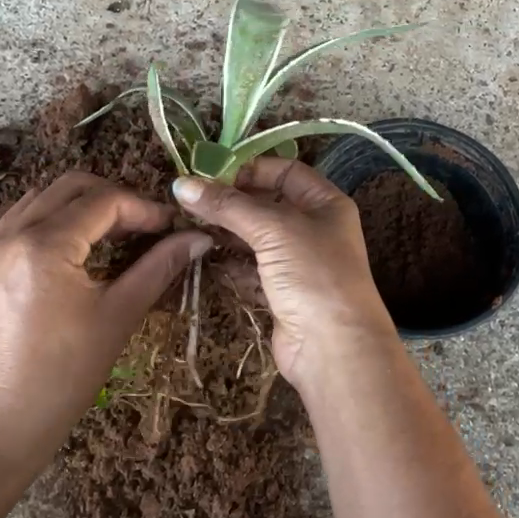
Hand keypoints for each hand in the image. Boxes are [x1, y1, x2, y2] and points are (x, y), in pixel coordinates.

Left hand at [0, 172, 210, 472]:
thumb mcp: (119, 316)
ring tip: (100, 236)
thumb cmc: (65, 376)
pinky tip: (50, 243)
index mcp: (46, 246)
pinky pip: (0, 221)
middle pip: (69, 187)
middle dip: (111, 199)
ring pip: (35, 198)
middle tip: (139, 228)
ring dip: (73, 206)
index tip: (168, 228)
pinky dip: (30, 219)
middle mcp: (10, 236)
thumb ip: (159, 266)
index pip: (105, 202)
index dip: (143, 209)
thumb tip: (199, 237)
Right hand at [172, 159, 396, 386]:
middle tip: (191, 200)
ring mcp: (298, 263)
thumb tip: (183, 184)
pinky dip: (230, 262)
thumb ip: (228, 206)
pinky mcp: (281, 294)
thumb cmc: (313, 274)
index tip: (212, 173)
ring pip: (257, 238)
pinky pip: (251, 270)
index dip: (252, 169)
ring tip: (190, 225)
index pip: (287, 172)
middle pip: (269, 205)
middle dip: (233, 202)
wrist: (334, 348)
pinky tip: (204, 257)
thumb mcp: (273, 230)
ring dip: (227, 232)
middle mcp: (315, 229)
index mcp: (326, 203)